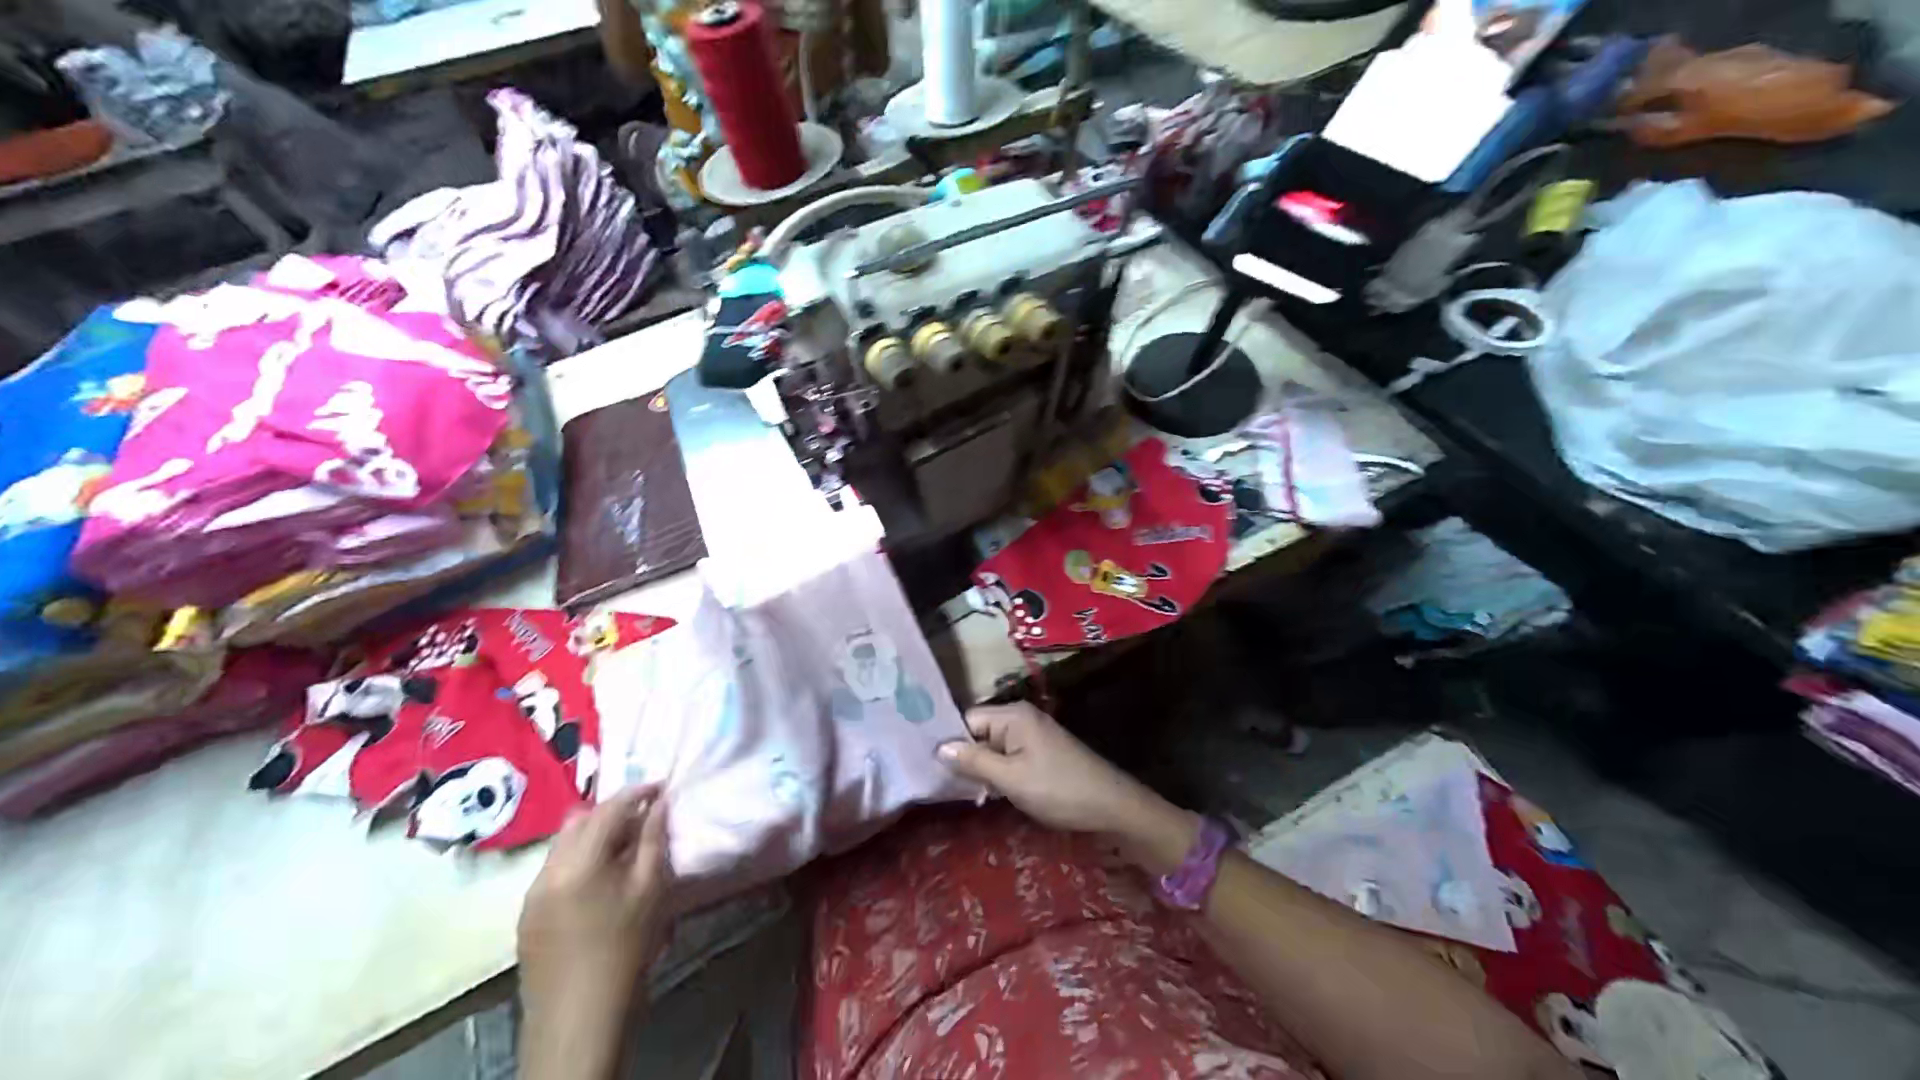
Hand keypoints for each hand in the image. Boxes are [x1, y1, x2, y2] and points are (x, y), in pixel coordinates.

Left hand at [517, 785, 672, 1036]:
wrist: (579, 1018)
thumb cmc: (625, 950)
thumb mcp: (650, 889)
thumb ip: (653, 840)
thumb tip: (659, 804)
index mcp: (579, 861)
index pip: (609, 808)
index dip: (637, 792)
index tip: (661, 787)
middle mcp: (547, 870)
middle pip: (578, 820)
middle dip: (611, 811)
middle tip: (642, 818)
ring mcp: (531, 894)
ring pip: (562, 844)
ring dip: (592, 835)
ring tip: (622, 848)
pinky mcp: (526, 916)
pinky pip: (552, 870)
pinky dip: (577, 861)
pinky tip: (598, 880)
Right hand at [939, 703, 1198, 871]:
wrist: (1111, 807)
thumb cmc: (1059, 789)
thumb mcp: (1011, 779)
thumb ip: (974, 762)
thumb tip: (939, 748)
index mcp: (1013, 715)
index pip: (967, 719)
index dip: (949, 741)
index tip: (929, 766)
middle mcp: (1020, 718)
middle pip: (977, 732)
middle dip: (963, 757)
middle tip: (942, 784)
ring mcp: (1031, 735)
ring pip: (991, 747)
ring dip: (980, 769)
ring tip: (960, 791)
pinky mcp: (1039, 753)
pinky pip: (1006, 757)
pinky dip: (996, 773)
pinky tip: (986, 793)